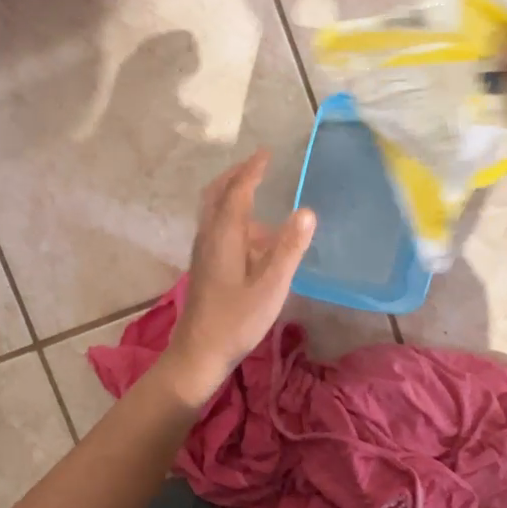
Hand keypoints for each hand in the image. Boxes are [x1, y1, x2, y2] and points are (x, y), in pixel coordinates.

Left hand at [160, 150, 315, 405]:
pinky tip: (251, 235)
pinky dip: (231, 216)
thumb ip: (289, 248)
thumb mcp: (271, 286)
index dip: (252, 170)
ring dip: (232, 194)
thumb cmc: (237, 320)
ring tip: (257, 193)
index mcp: (224, 235)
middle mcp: (209, 236)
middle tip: (258, 165)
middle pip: (217, 194)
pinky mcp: (204, 267)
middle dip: (236, 175)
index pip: (238, 190)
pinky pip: (216, 227)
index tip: (267, 154)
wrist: (198, 353)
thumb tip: (307, 211)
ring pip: (213, 211)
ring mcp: (203, 252)